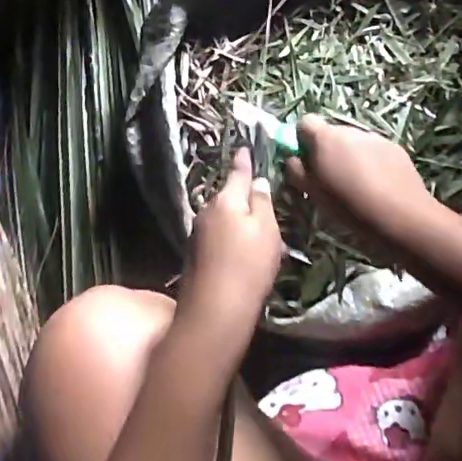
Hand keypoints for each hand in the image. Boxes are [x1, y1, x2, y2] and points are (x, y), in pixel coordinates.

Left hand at [179, 148, 282, 334]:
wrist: (214, 312)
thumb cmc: (248, 266)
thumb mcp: (267, 230)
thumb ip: (262, 202)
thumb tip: (257, 181)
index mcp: (226, 199)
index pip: (238, 172)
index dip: (244, 161)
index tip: (245, 148)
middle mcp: (207, 210)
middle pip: (230, 197)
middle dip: (245, 201)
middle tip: (267, 211)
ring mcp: (197, 232)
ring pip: (224, 219)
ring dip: (239, 225)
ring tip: (261, 242)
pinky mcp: (194, 254)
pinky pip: (217, 238)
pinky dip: (231, 241)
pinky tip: (244, 259)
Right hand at [285, 116, 435, 237]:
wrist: (401, 216)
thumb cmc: (349, 205)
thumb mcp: (313, 192)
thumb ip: (297, 170)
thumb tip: (294, 158)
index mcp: (325, 137)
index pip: (305, 122)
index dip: (302, 139)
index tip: (306, 160)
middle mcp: (350, 130)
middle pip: (331, 133)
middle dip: (328, 150)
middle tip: (331, 178)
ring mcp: (375, 137)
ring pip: (354, 142)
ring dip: (351, 156)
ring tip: (357, 185)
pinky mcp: (395, 148)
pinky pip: (375, 150)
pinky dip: (372, 162)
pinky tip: (378, 186)